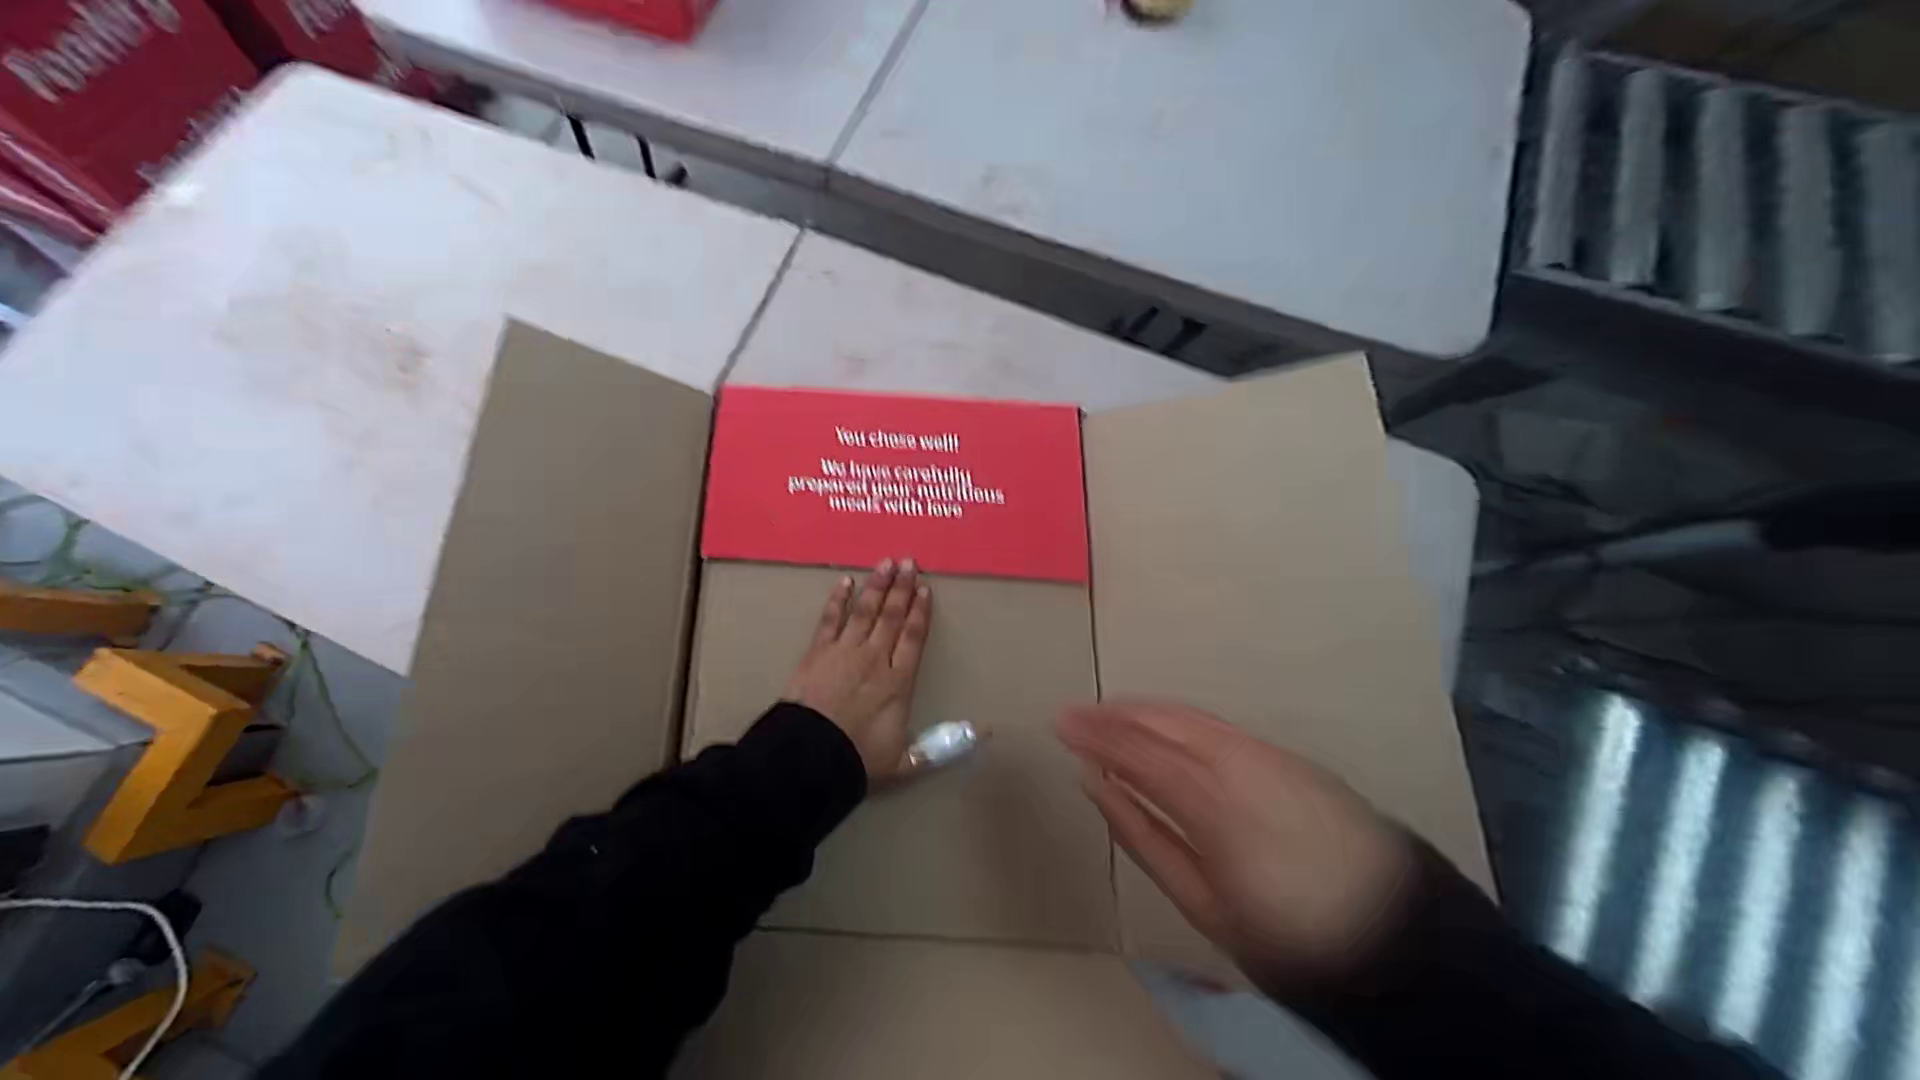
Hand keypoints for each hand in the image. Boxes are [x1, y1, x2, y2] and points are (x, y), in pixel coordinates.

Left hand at [784, 559, 931, 781]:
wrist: (809, 756)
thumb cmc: (858, 759)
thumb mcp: (904, 761)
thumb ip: (939, 747)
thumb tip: (982, 735)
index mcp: (898, 682)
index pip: (914, 637)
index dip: (921, 612)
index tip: (926, 589)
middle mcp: (875, 659)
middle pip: (892, 617)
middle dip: (902, 588)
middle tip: (909, 562)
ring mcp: (845, 652)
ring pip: (865, 611)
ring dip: (876, 586)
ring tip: (885, 563)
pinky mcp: (818, 652)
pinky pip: (830, 620)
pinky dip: (837, 600)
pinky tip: (844, 582)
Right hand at [1057, 703, 1414, 993]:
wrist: (1397, 934)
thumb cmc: (1286, 935)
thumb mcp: (1202, 902)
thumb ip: (1141, 835)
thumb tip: (1096, 785)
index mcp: (1209, 800)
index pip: (1136, 751)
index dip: (1094, 734)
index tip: (1058, 721)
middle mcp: (1236, 761)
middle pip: (1161, 723)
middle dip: (1114, 714)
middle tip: (1075, 712)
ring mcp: (1266, 754)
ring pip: (1190, 717)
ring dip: (1145, 710)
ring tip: (1109, 711)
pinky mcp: (1286, 756)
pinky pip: (1218, 725)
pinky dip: (1180, 718)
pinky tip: (1164, 725)